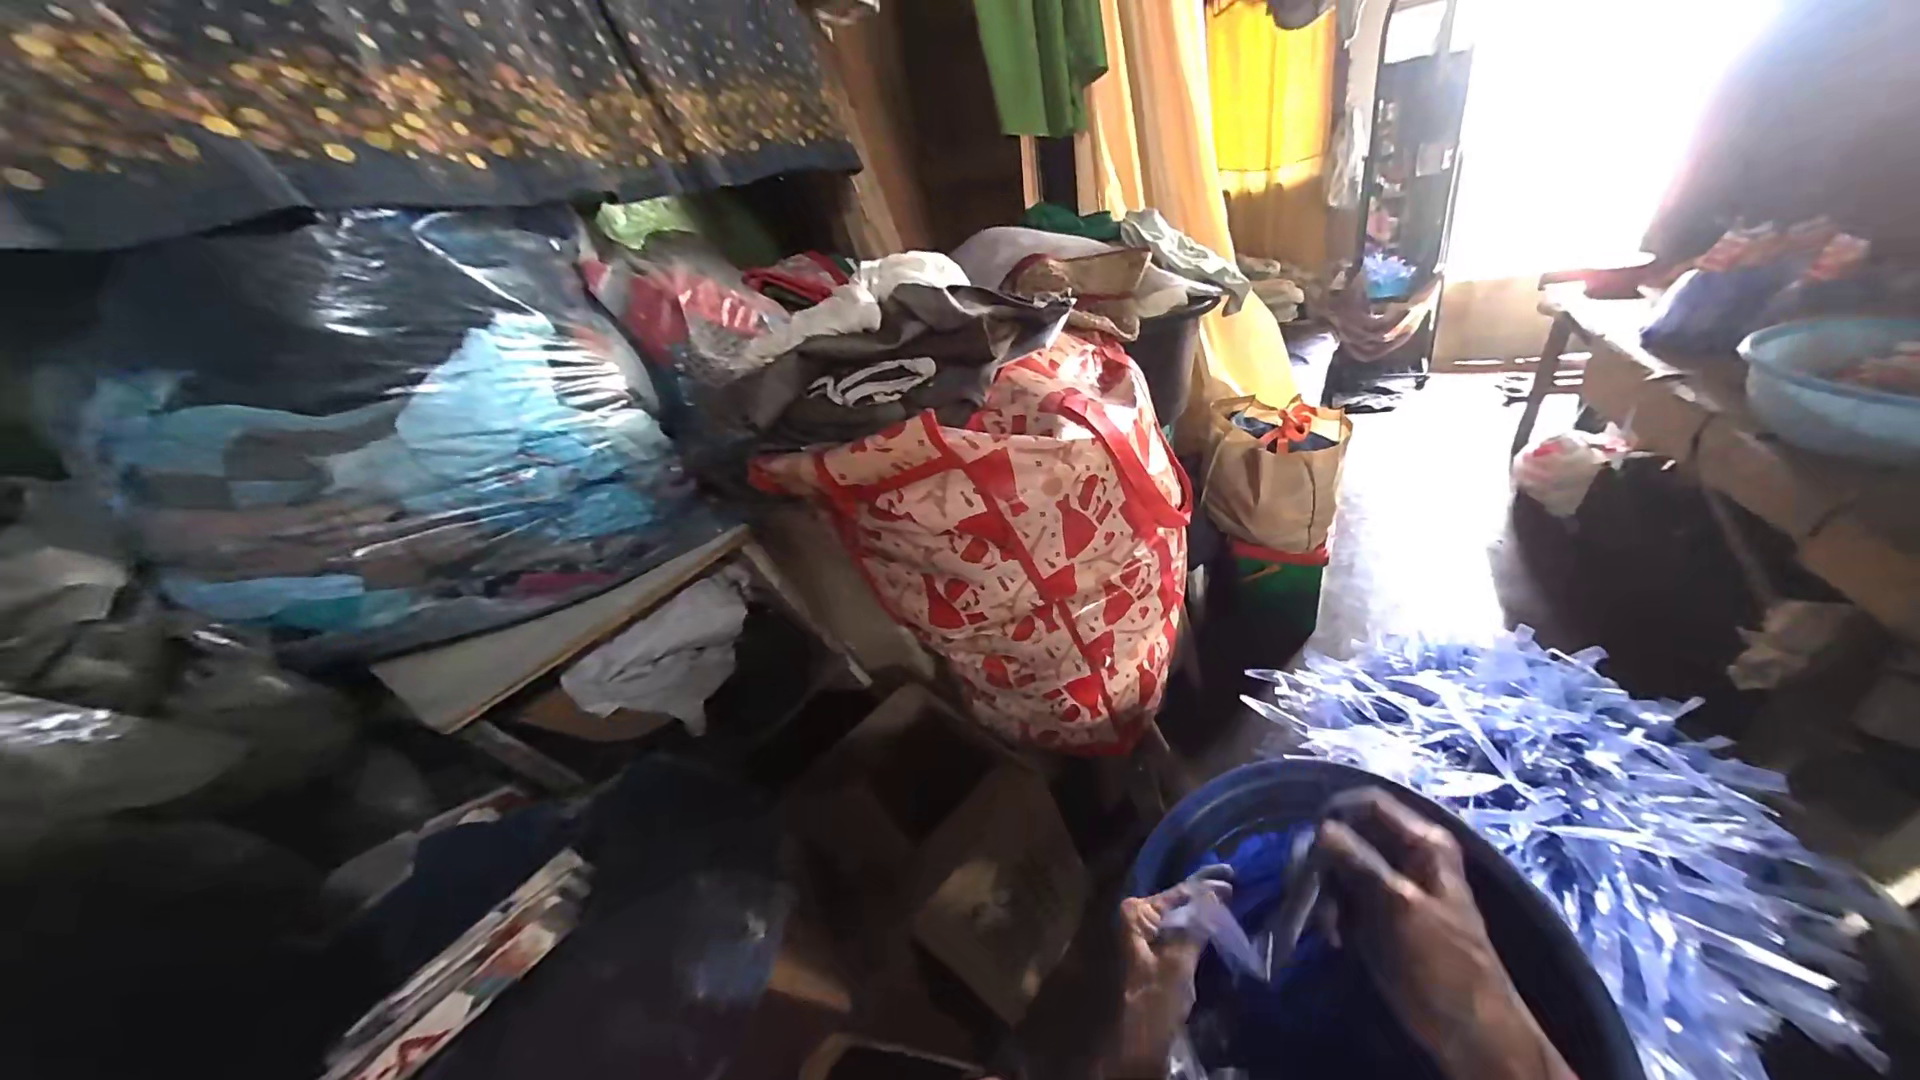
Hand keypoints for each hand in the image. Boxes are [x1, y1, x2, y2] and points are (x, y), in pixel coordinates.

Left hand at [1106, 866, 1231, 1077]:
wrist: (1144, 1039)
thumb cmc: (1156, 999)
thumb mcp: (1178, 962)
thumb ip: (1194, 927)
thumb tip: (1214, 893)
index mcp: (1137, 912)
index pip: (1176, 893)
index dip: (1204, 887)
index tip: (1230, 878)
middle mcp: (1139, 916)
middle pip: (1179, 902)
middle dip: (1205, 896)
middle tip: (1234, 885)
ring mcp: (1148, 933)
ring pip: (1182, 917)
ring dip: (1205, 912)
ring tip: (1231, 901)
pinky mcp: (1159, 951)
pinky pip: (1182, 931)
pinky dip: (1200, 928)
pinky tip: (1218, 924)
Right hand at [1317, 790, 1576, 1079]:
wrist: (1469, 1035)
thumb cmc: (1445, 966)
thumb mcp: (1401, 907)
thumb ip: (1359, 861)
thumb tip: (1318, 826)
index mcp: (1423, 843)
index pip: (1367, 802)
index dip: (1335, 810)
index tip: (1311, 837)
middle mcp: (1402, 852)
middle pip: (1343, 829)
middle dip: (1321, 858)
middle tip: (1307, 886)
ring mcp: (1384, 880)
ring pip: (1332, 860)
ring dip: (1320, 889)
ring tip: (1326, 924)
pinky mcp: (1370, 907)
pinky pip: (1333, 889)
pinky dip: (1325, 908)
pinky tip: (1333, 935)